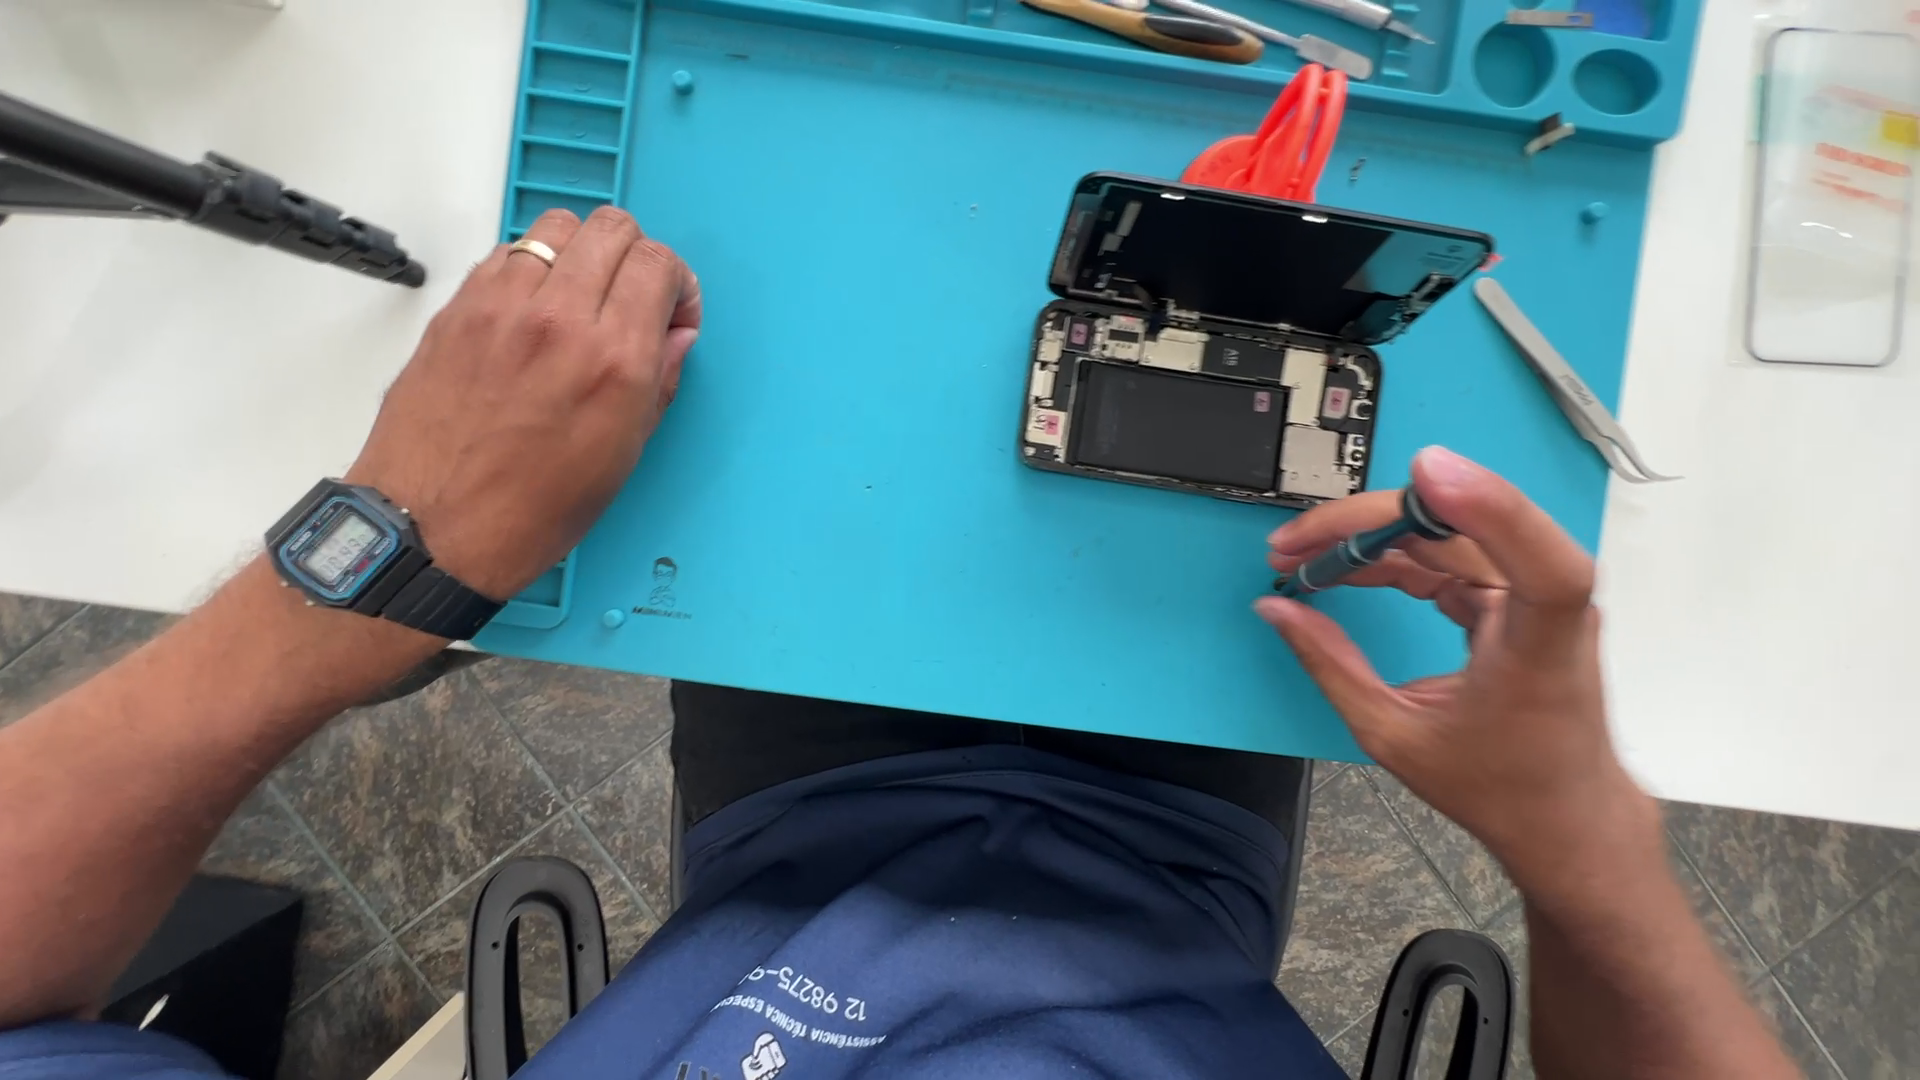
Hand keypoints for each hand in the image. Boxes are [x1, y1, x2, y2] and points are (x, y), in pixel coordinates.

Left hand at [346, 207, 700, 599]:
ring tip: (584, 299)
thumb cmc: (540, 505)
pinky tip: (538, 310)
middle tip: (635, 300)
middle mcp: (560, 318)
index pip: (659, 264)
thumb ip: (658, 379)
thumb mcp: (625, 451)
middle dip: (639, 258)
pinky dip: (538, 267)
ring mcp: (502, 305)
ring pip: (559, 226)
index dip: (680, 284)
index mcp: (615, 360)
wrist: (438, 524)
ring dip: (586, 253)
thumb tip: (674, 335)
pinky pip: (510, 253)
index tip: (673, 315)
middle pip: (613, 227)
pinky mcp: (458, 308)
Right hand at [1256, 446, 1652, 884]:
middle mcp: (1543, 608)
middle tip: (1289, 544)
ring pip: (1442, 536)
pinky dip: (1386, 559)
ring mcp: (1527, 598)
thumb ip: (1329, 664)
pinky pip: (1441, 558)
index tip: (1426, 473)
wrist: (1561, 817)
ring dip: (1365, 538)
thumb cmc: (1493, 786)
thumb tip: (1275, 606)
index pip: (1543, 564)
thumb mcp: (1391, 732)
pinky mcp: (1508, 599)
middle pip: (1458, 531)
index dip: (1491, 508)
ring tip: (1299, 556)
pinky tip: (1340, 570)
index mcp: (1538, 649)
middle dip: (1363, 526)